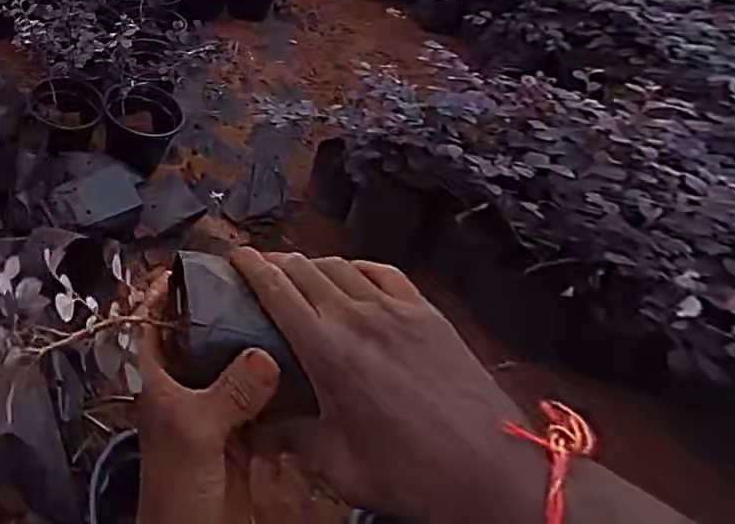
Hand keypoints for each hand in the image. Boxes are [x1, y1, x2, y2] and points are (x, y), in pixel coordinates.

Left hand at [135, 274, 279, 523]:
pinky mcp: (238, 439)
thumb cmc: (176, 485)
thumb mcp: (197, 430)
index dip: (162, 296)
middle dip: (216, 318)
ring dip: (247, 351)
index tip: (184, 269)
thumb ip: (230, 391)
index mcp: (158, 379)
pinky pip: (254, 404)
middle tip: (246, 290)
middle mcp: (183, 389)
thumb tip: (264, 352)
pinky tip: (291, 371)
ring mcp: (211, 413)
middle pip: (196, 342)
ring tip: (273, 319)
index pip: (152, 324)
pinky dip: (271, 390)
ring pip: (227, 371)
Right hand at [227, 248, 542, 523]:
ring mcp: (393, 310)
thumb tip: (250, 428)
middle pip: (301, 266)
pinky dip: (356, 267)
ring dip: (311, 263)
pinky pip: (381, 271)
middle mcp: (354, 317)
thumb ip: (289, 438)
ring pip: (337, 264)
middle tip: (262, 269)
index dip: (249, 264)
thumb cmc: (414, 474)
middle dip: (274, 261)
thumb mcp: (341, 467)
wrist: (500, 478)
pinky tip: (352, 277)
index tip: (234, 256)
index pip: (275, 286)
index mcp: (327, 350)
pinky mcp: (425, 312)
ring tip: (302, 274)